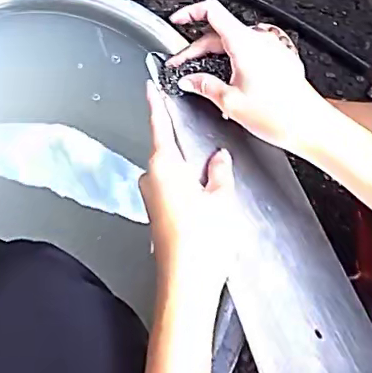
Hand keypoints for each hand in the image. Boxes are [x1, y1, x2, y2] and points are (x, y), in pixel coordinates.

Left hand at [140, 81, 233, 303]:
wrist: (186, 285)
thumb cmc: (201, 243)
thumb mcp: (221, 199)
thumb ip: (219, 171)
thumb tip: (219, 159)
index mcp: (163, 165)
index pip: (158, 124)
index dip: (156, 104)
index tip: (150, 86)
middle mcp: (151, 178)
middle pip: (168, 151)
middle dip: (188, 151)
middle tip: (210, 158)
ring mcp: (151, 198)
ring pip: (172, 174)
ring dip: (189, 175)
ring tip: (213, 193)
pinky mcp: (156, 215)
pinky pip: (172, 192)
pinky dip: (186, 193)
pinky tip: (204, 209)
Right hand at [167, 0, 325, 152]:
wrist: (314, 127)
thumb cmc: (282, 116)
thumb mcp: (231, 102)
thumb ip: (203, 85)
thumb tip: (188, 80)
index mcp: (244, 43)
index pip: (211, 10)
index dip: (190, 12)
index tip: (177, 20)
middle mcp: (259, 40)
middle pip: (218, 32)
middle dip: (196, 48)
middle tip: (182, 66)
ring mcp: (271, 48)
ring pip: (232, 42)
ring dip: (214, 55)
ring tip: (204, 76)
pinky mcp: (279, 58)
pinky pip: (248, 51)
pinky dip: (233, 59)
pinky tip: (228, 78)